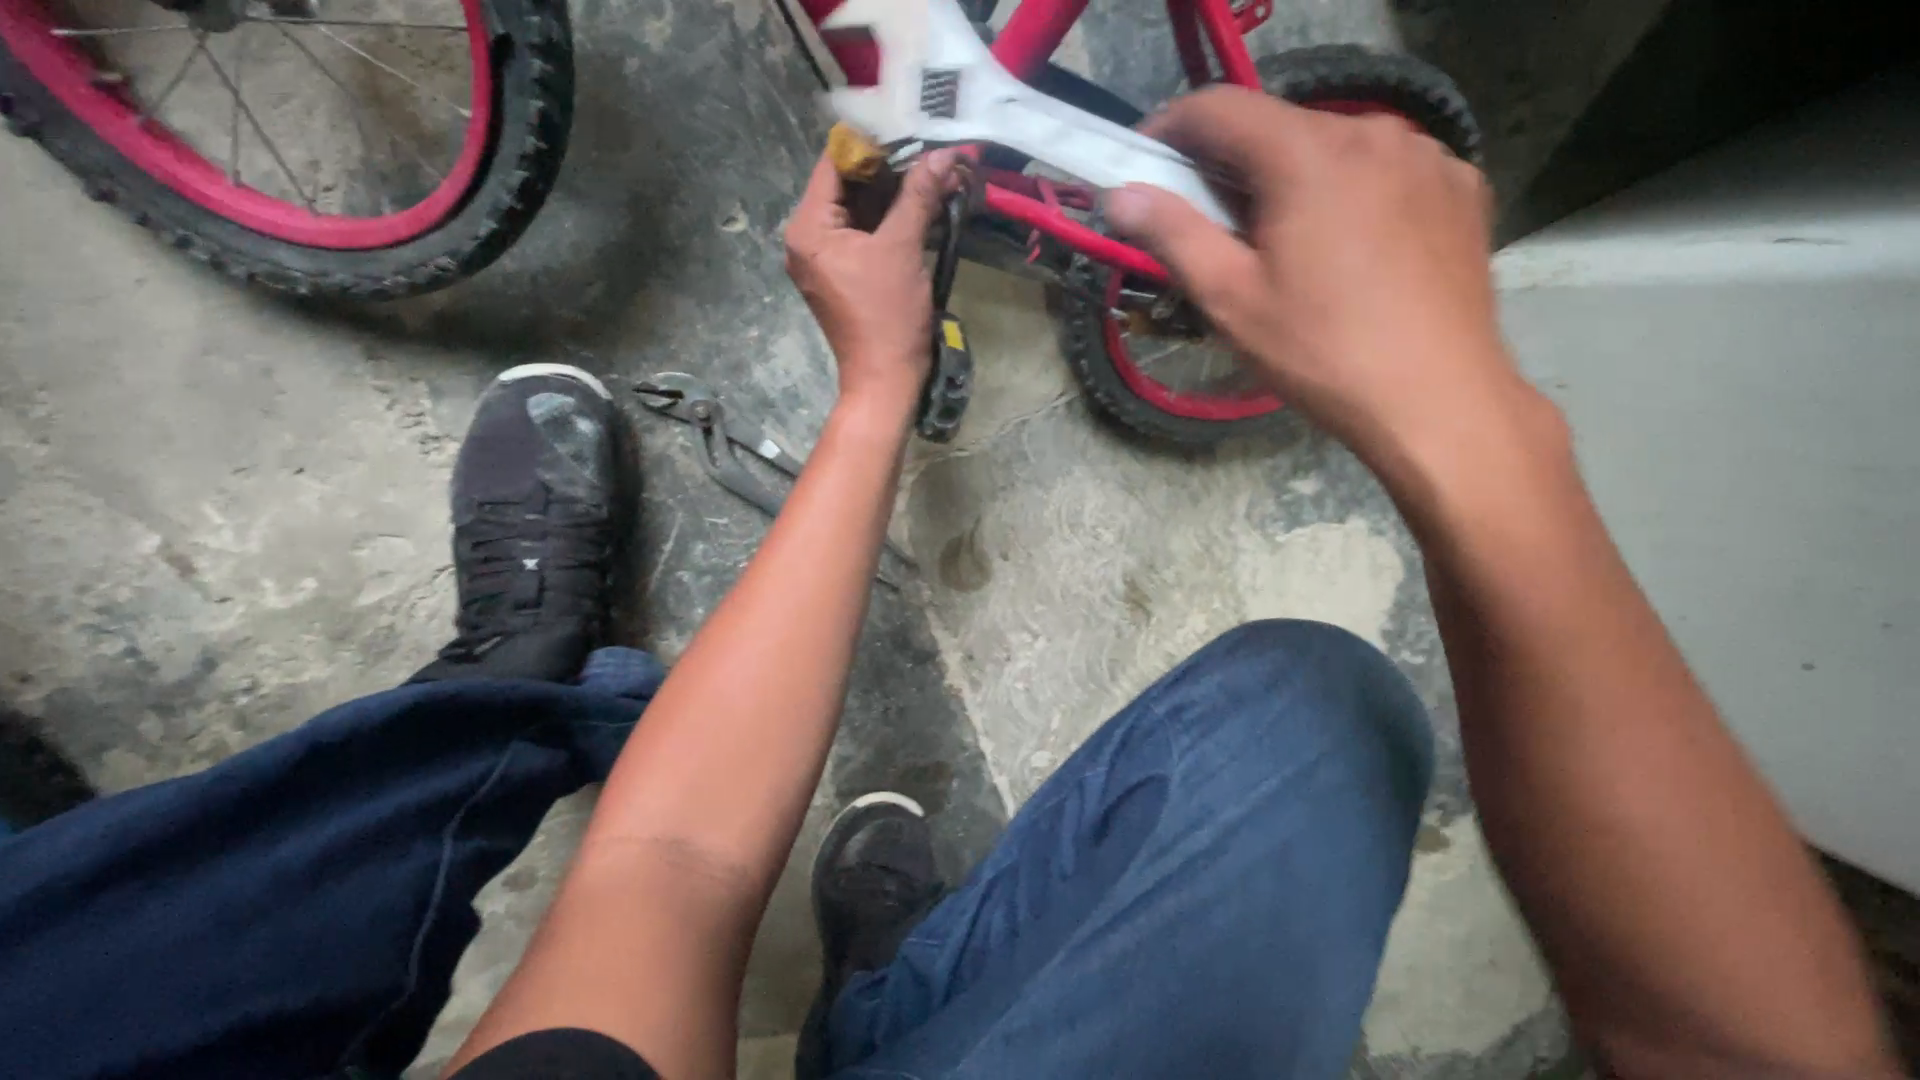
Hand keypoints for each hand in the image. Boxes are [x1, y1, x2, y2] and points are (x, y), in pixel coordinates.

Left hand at [785, 149, 954, 410]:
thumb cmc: (887, 316)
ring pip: (858, 210)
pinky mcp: (840, 274)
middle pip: (846, 184)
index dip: (874, 146)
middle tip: (931, 157)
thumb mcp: (903, 249)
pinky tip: (922, 208)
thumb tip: (943, 154)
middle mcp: (806, 238)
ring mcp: (822, 258)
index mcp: (809, 228)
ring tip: (935, 178)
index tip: (913, 137)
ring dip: (894, 195)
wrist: (884, 379)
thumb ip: (919, 196)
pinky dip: (889, 221)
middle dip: (890, 171)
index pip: (835, 163)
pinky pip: (862, 234)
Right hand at [1103, 88, 1549, 475]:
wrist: (1438, 400)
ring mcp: (1429, 157)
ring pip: (1334, 150)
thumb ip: (1172, 234)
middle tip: (1211, 228)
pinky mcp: (1462, 187)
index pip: (1219, 108)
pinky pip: (1385, 173)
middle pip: (1279, 128)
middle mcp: (1375, 133)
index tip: (1145, 169)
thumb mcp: (1229, 298)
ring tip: (1283, 248)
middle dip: (1233, 167)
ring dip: (1293, 182)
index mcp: (1308, 154)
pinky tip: (1348, 252)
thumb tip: (1122, 196)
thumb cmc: (1321, 353)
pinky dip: (1351, 196)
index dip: (1169, 130)